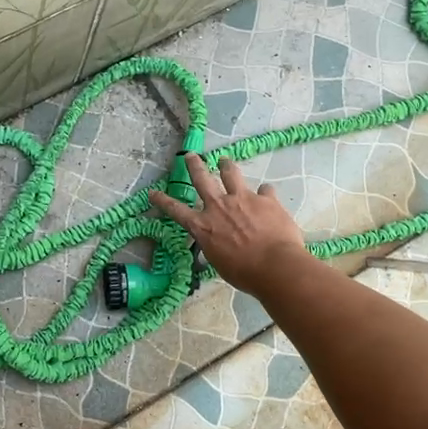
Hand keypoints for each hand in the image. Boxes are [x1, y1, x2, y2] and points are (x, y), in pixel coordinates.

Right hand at [148, 153, 308, 295]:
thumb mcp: (219, 262)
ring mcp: (242, 199)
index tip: (153, 192)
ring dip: (226, 166)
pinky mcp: (266, 199)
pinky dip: (264, 193)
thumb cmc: (244, 272)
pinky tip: (268, 196)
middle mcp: (219, 207)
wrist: (274, 266)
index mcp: (203, 226)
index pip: (176, 210)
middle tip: (190, 156)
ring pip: (231, 174)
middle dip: (194, 166)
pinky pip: (265, 191)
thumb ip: (215, 245)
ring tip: (224, 161)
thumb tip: (218, 242)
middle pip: (202, 179)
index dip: (163, 201)